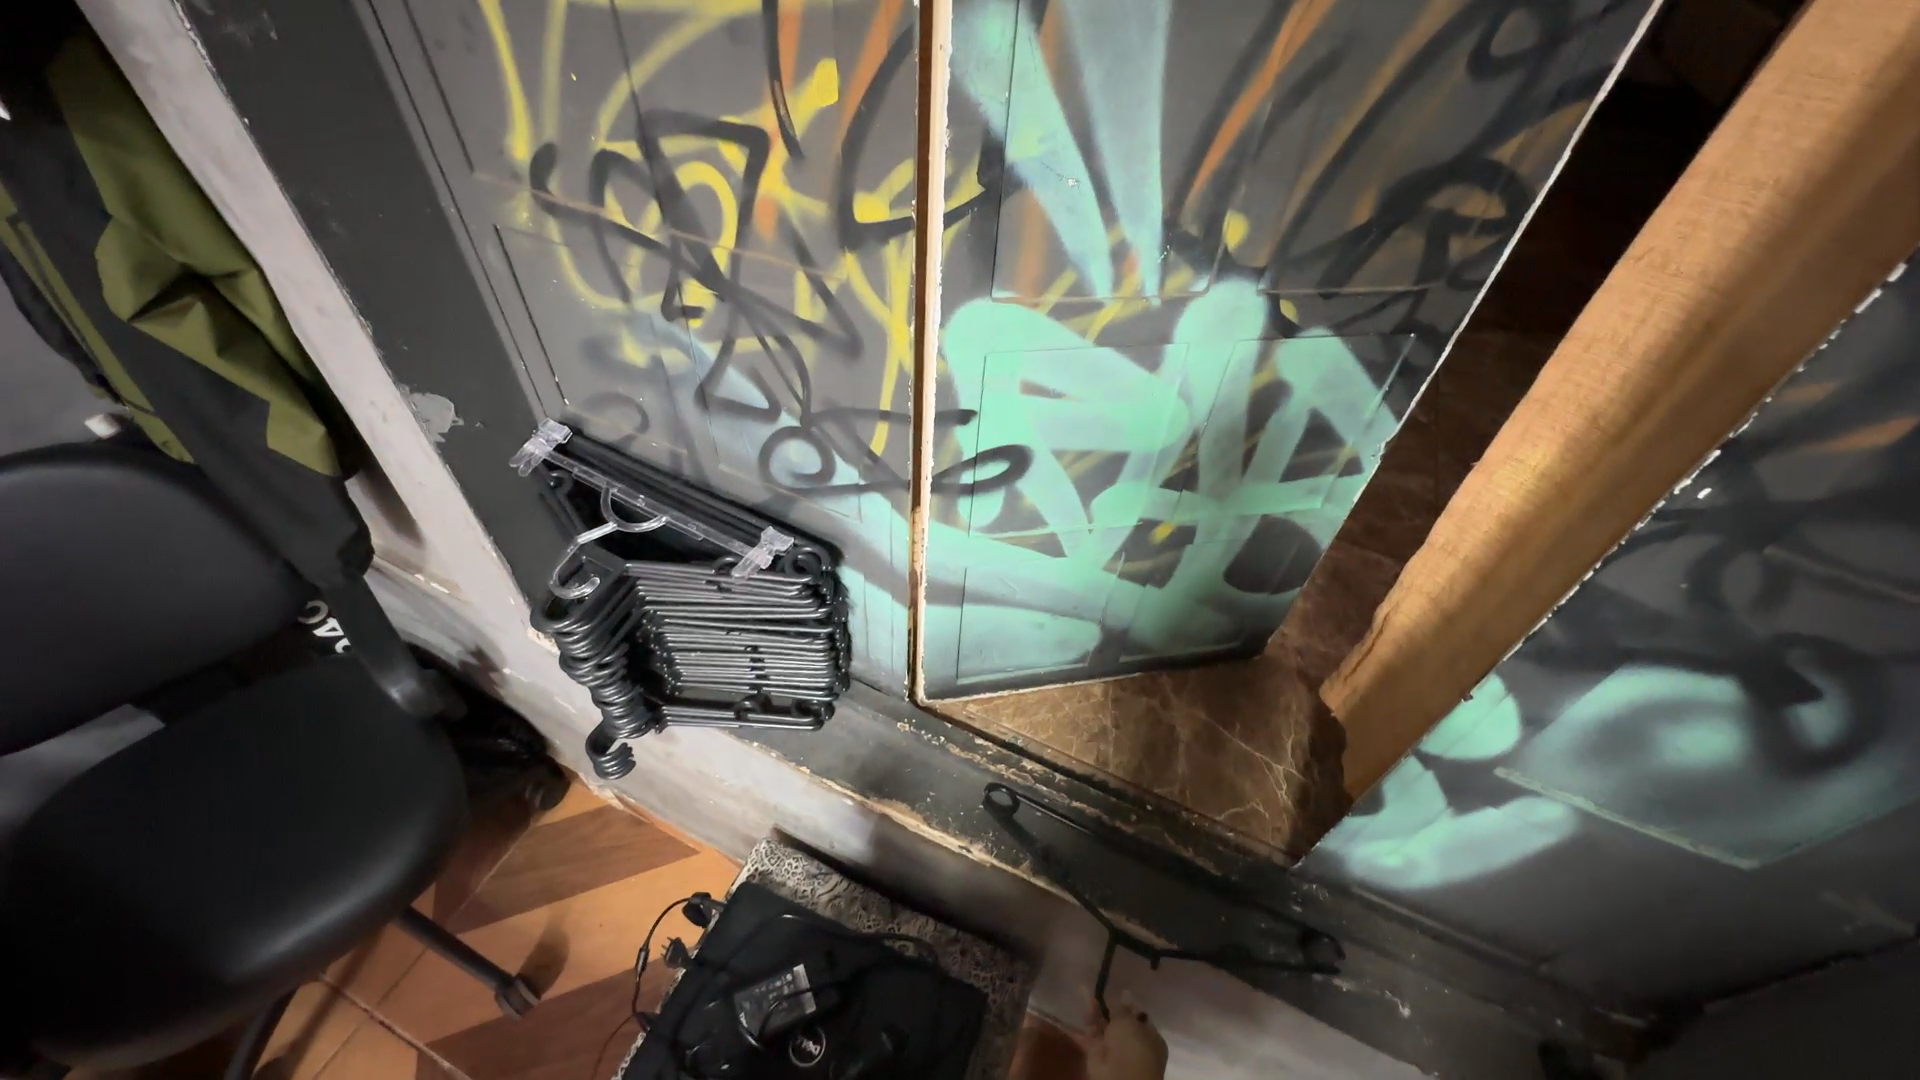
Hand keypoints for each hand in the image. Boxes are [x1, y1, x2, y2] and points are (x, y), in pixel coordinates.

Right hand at [1076, 995, 1167, 1079]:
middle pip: (1119, 1022)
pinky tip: (1080, 1003)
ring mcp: (1114, 1050)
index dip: (1129, 1005)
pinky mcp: (1097, 1054)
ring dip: (1096, 1010)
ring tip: (1087, 990)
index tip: (1119, 991)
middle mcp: (1133, 1044)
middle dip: (1110, 1007)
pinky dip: (1085, 1021)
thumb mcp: (1129, 1022)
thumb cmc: (1133, 1048)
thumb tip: (1125, 993)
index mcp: (1150, 1039)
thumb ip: (1123, 1008)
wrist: (1119, 1079)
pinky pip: (1091, 1034)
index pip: (1139, 1018)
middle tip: (1102, 988)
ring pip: (1104, 1027)